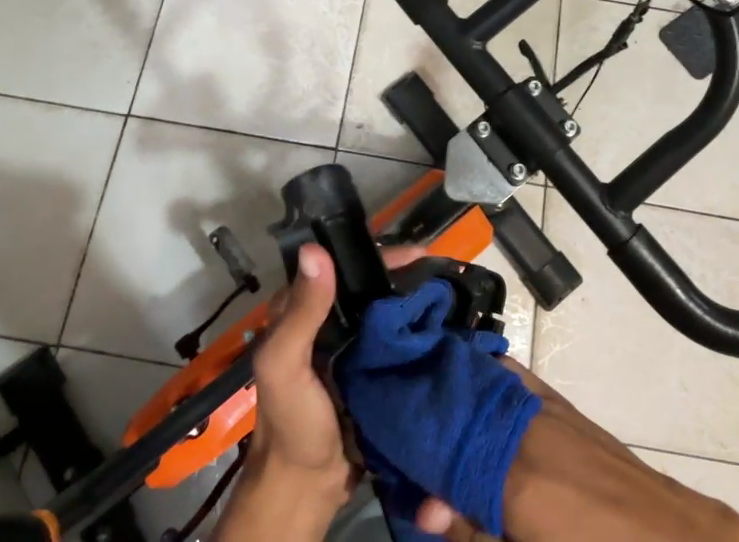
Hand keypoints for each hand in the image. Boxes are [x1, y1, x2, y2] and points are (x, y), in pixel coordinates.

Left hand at [228, 243, 460, 539]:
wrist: (308, 488)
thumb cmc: (292, 422)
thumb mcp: (285, 363)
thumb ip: (302, 312)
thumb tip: (315, 250)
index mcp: (300, 313)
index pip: (340, 268)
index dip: (376, 256)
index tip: (418, 255)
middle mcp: (326, 324)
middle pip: (368, 289)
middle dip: (404, 279)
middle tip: (444, 276)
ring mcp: (352, 350)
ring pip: (386, 314)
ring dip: (415, 305)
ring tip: (453, 297)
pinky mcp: (373, 375)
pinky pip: (397, 345)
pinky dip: (418, 336)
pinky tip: (446, 330)